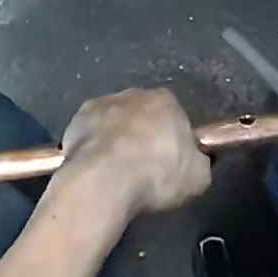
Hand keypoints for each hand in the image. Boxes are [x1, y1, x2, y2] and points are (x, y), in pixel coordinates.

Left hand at [56, 89, 210, 220]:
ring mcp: (103, 104)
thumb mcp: (197, 177)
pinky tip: (95, 169)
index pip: (174, 115)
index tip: (168, 163)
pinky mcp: (77, 119)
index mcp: (166, 101)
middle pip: (143, 114)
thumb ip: (200, 162)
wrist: (103, 182)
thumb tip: (197, 160)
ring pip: (115, 121)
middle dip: (143, 135)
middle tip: (142, 168)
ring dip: (117, 139)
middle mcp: (135, 94)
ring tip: (115, 173)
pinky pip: (90, 132)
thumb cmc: (155, 175)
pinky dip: (93, 146)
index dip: (172, 139)